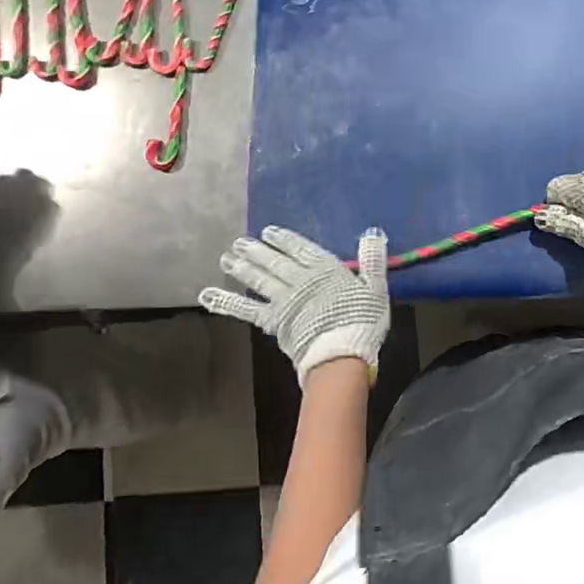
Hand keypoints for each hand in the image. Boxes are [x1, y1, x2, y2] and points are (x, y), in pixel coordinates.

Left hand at [199, 226, 389, 385]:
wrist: (341, 352)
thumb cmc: (363, 322)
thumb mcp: (375, 289)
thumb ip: (372, 261)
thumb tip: (373, 233)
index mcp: (325, 270)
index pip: (300, 249)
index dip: (284, 240)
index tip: (268, 232)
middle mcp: (299, 280)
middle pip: (274, 262)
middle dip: (256, 252)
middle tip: (239, 242)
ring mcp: (283, 300)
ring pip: (259, 280)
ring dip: (241, 269)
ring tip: (226, 258)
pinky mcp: (272, 320)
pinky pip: (245, 310)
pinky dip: (226, 302)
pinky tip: (207, 296)